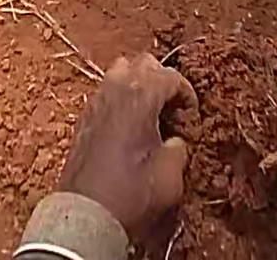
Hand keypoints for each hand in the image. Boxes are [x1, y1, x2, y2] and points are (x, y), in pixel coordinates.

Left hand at [58, 53, 197, 241]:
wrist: (85, 213)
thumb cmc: (130, 192)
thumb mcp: (170, 177)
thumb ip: (179, 149)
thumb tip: (175, 141)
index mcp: (141, 94)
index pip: (171, 76)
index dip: (187, 92)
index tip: (192, 113)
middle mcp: (118, 86)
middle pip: (145, 62)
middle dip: (162, 79)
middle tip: (171, 106)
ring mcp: (98, 97)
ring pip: (122, 69)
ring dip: (138, 82)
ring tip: (148, 109)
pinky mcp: (86, 113)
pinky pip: (107, 89)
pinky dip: (121, 95)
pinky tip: (128, 123)